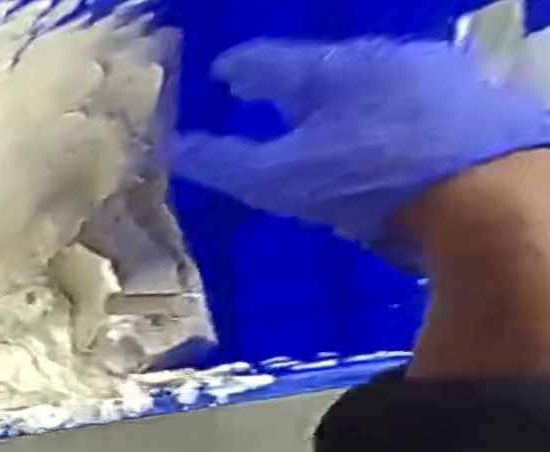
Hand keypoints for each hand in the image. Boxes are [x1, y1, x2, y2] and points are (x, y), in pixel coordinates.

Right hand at [172, 39, 549, 250]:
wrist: (481, 192)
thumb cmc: (359, 178)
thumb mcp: (269, 177)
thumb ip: (217, 160)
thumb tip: (170, 147)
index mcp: (336, 69)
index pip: (274, 60)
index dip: (241, 66)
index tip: (220, 68)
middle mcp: (387, 60)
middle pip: (322, 67)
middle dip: (283, 82)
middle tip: (252, 90)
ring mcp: (433, 78)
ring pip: (359, 83)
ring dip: (324, 98)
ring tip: (297, 115)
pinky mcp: (460, 105)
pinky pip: (389, 100)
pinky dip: (357, 112)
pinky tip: (349, 131)